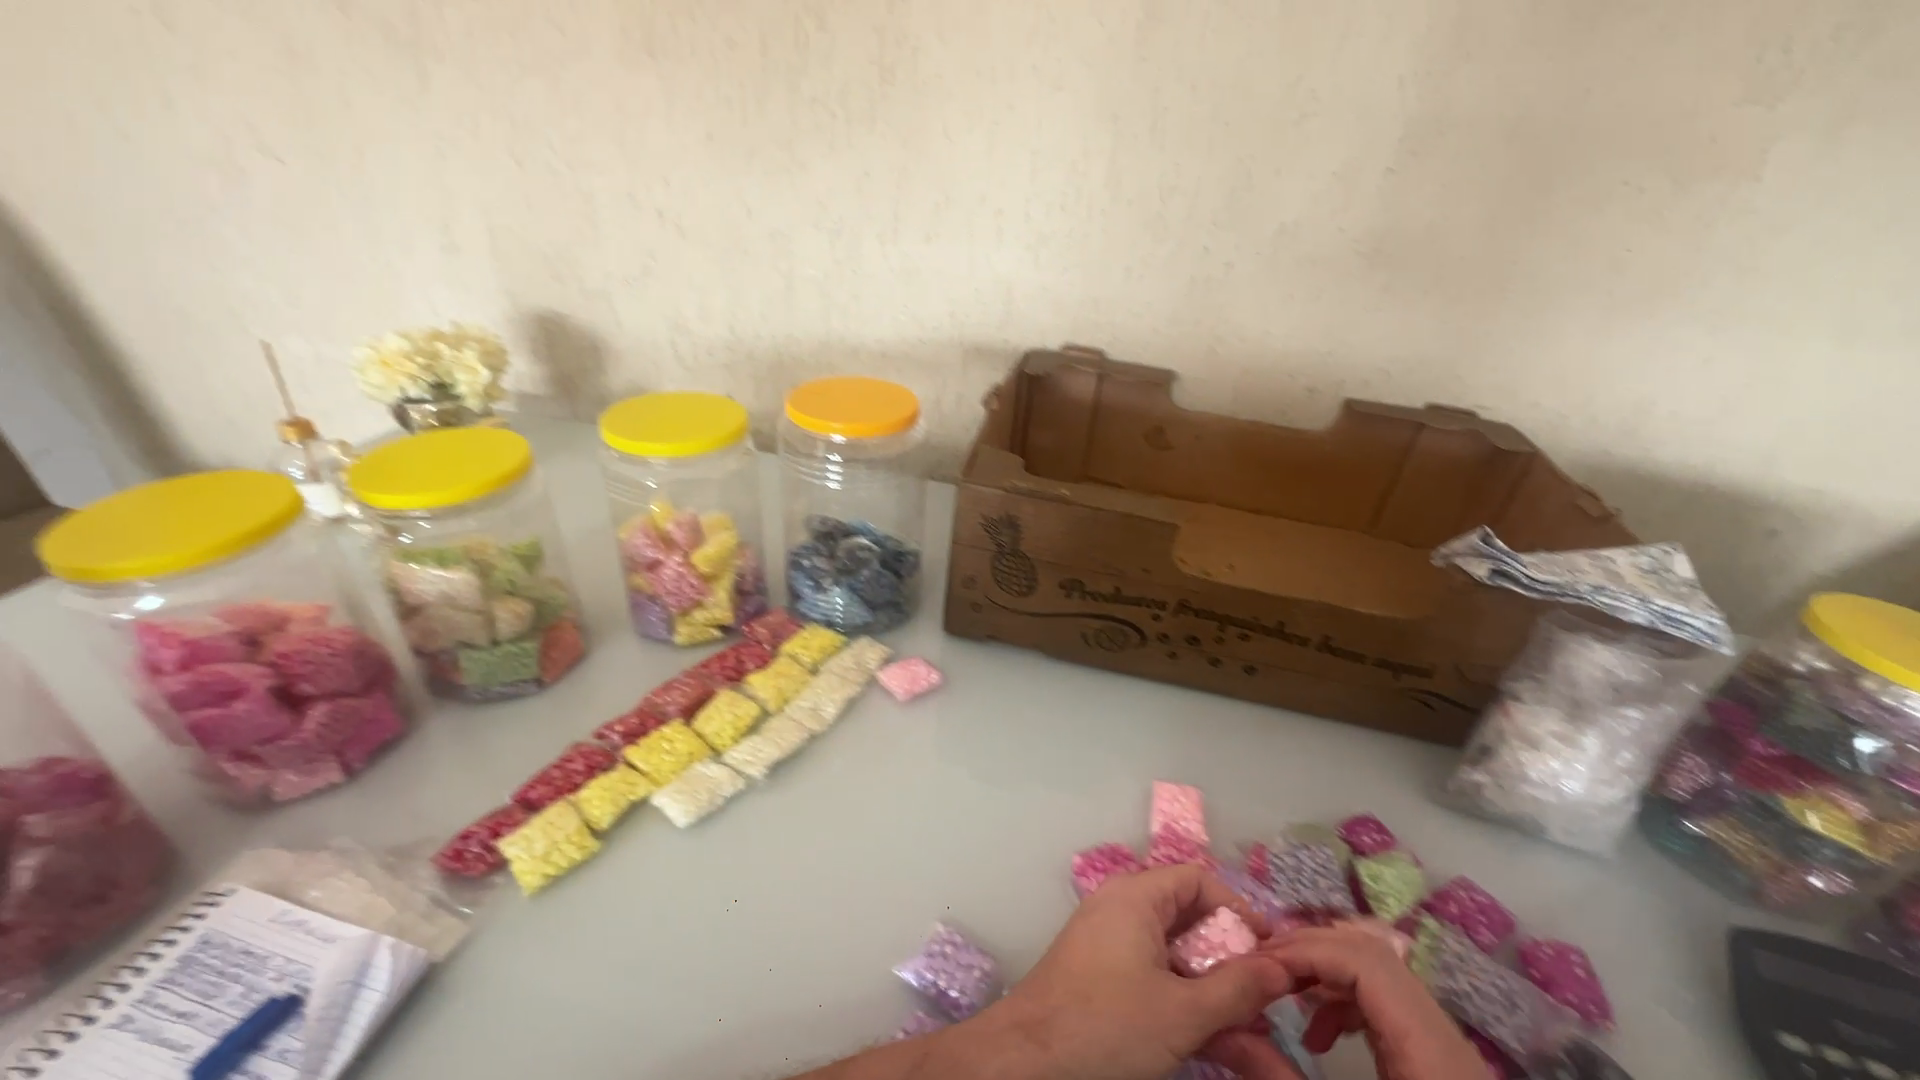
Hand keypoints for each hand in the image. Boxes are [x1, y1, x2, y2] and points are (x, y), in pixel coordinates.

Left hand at [969, 864, 1299, 1079]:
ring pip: (1182, 971)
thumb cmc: (1106, 1025)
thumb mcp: (1183, 1011)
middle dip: (1238, 974)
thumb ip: (1238, 989)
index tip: (1271, 953)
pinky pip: (1160, 990)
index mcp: (1136, 899)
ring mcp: (1114, 953)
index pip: (1198, 881)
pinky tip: (1229, 1054)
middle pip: (1194, 929)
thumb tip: (1283, 967)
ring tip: (1267, 1057)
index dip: (1239, 911)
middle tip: (1272, 1007)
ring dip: (1222, 1008)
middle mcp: (1124, 916)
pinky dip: (1192, 1017)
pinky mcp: (1107, 988)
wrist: (1026, 1064)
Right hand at [1260, 925, 1487, 1079]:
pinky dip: (1343, 1003)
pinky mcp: (1436, 1062)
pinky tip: (1316, 1035)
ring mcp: (1443, 1048)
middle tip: (1257, 971)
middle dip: (1309, 954)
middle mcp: (1443, 1038)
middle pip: (1372, 957)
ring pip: (1380, 975)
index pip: (1366, 964)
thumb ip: (1277, 1077)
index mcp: (1430, 1054)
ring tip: (1280, 998)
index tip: (1255, 968)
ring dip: (1323, 975)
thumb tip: (1220, 1032)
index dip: (1306, 952)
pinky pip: (1387, 1005)